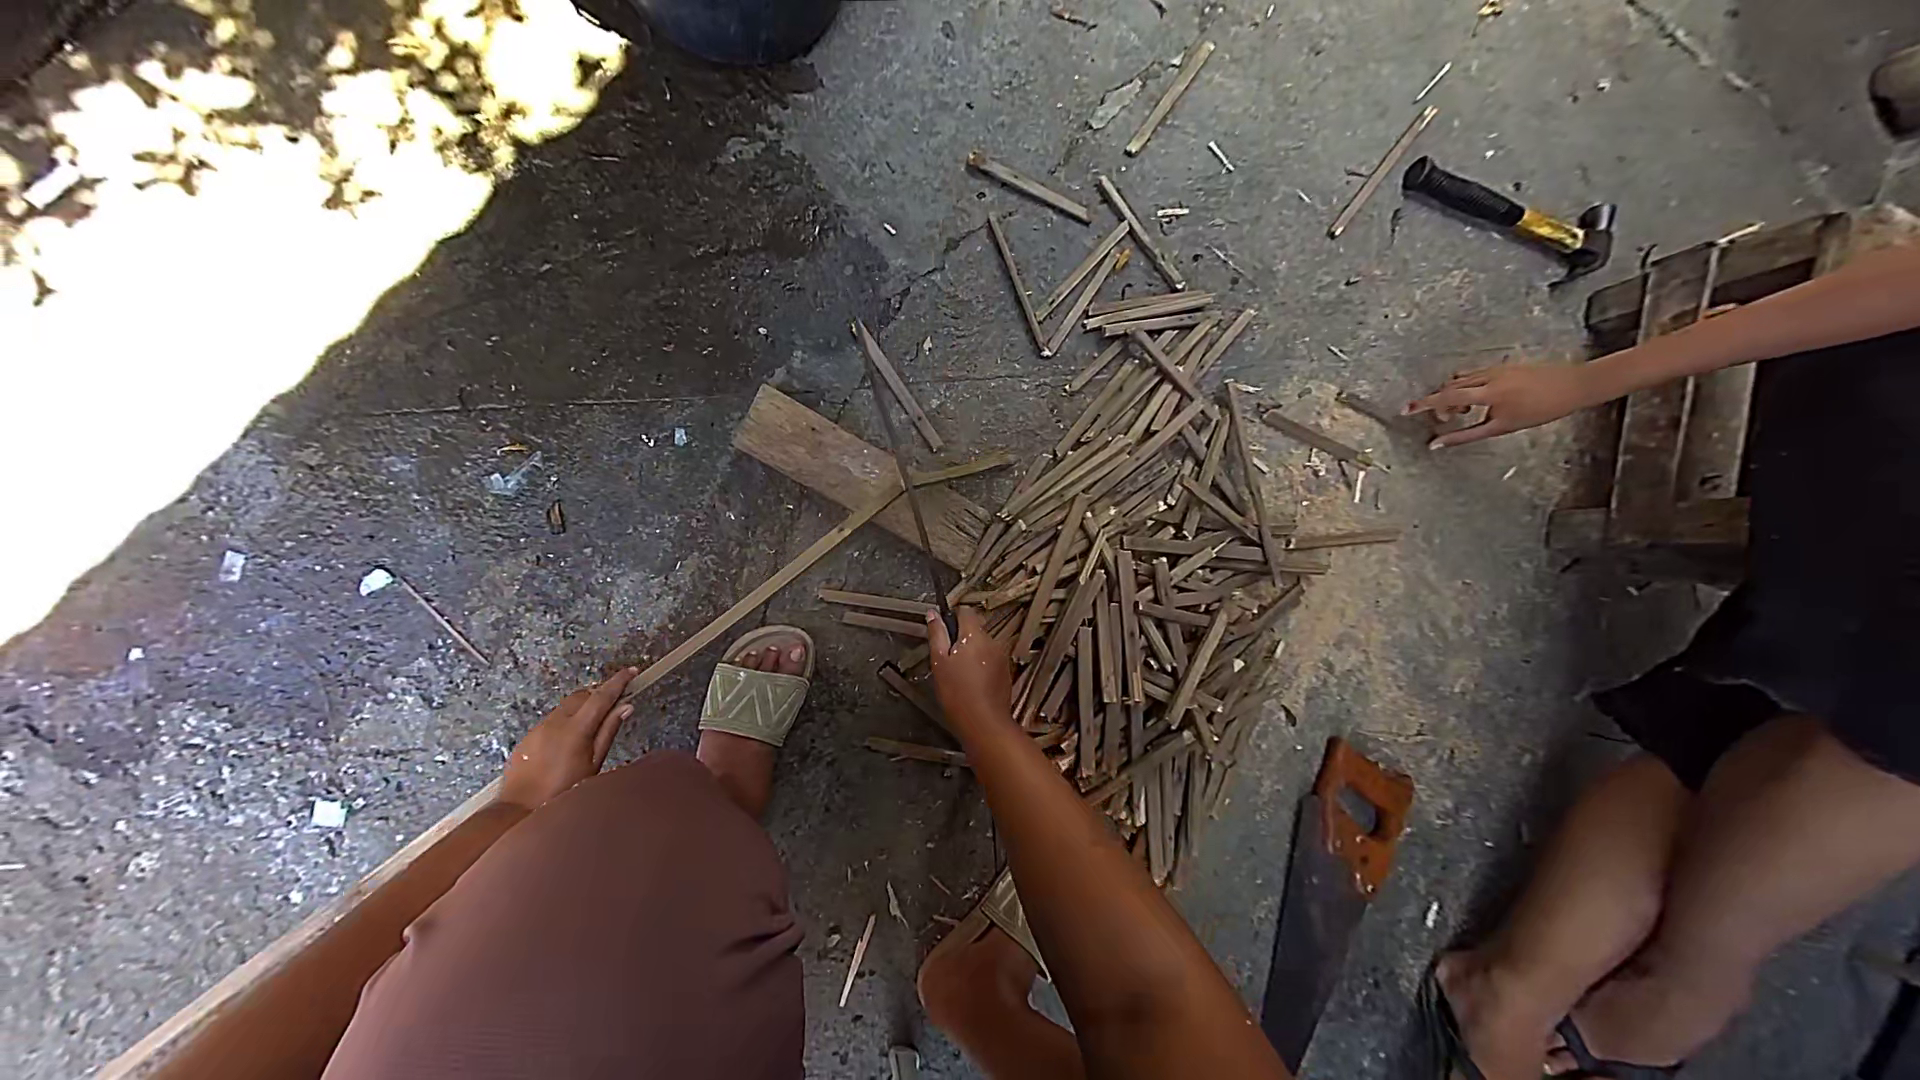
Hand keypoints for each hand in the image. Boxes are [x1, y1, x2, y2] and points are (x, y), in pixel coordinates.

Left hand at [498, 668, 638, 809]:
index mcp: (576, 729)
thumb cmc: (562, 790)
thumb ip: (609, 730)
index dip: (618, 681)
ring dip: (583, 707)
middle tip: (614, 703)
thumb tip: (624, 707)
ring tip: (593, 725)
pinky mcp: (529, 737)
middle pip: (582, 695)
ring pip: (567, 706)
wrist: (519, 809)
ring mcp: (539, 728)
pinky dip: (567, 720)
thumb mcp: (594, 763)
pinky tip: (571, 740)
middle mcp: (555, 723)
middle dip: (599, 694)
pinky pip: (552, 719)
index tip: (631, 672)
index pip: (601, 696)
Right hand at [926, 607, 1012, 733]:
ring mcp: (1002, 657)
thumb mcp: (939, 662)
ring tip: (959, 674)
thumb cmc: (957, 693)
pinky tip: (972, 683)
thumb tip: (932, 613)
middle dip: (961, 638)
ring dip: (972, 652)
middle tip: (947, 659)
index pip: (966, 611)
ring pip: (983, 646)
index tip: (943, 631)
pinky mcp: (1006, 672)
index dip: (953, 617)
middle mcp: (992, 641)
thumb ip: (937, 634)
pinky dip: (981, 665)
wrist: (984, 723)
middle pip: (975, 629)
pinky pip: (991, 660)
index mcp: (975, 635)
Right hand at [1405, 362, 1596, 447]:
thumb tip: (1435, 444)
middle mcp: (1488, 376)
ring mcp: (1496, 369)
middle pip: (1450, 387)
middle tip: (1445, 419)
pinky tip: (1479, 399)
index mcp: (1487, 392)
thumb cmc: (1542, 409)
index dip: (1423, 404)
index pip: (1445, 397)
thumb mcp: (1502, 426)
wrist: (1576, 385)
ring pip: (1461, 379)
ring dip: (1455, 394)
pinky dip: (1468, 387)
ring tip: (1464, 411)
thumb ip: (1465, 435)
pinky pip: (1475, 375)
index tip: (1406, 410)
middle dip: (1440, 403)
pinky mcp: (1504, 366)